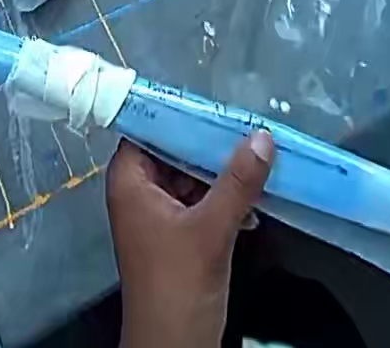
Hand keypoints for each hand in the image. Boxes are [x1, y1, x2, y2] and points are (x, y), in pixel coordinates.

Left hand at [107, 133, 273, 347]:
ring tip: (256, 161)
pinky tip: (252, 204)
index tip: (214, 103)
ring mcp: (154, 213)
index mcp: (128, 178)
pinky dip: (220, 200)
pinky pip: (196, 202)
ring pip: (186, 177)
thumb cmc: (178, 286)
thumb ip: (237, 182)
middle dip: (206, 145)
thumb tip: (261, 137)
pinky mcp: (173, 235)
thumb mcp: (211, 229)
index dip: (179, 114)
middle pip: (171, 150)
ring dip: (219, 174)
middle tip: (244, 128)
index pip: (149, 128)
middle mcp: (136, 189)